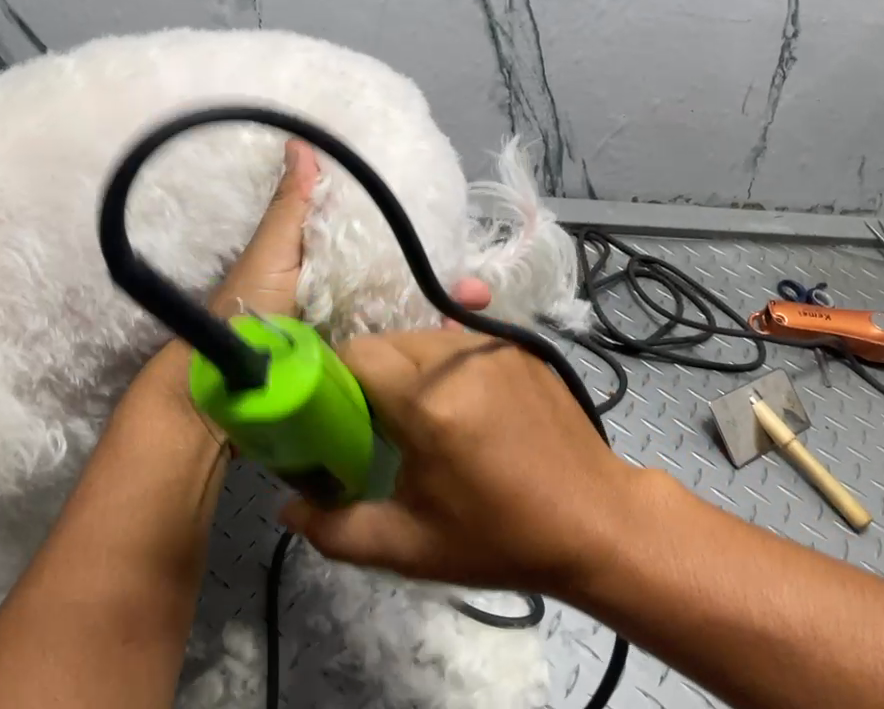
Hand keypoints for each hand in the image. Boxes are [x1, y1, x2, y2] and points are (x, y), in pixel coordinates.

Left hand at [137, 141, 492, 405]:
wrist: (227, 388)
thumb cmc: (246, 313)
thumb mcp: (271, 254)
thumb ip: (290, 208)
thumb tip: (301, 143)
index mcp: (325, 264)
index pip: (378, 244)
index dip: (415, 240)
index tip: (454, 237)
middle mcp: (344, 298)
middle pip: (402, 285)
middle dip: (443, 285)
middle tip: (478, 292)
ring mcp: (352, 338)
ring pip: (406, 320)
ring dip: (441, 319)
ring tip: (474, 319)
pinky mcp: (355, 372)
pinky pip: (394, 356)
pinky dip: (422, 352)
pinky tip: (453, 350)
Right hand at [278, 329, 647, 597]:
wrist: (598, 521)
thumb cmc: (501, 538)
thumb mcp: (411, 547)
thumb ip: (336, 529)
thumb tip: (285, 506)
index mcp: (429, 402)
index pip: (353, 355)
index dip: (332, 383)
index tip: (333, 420)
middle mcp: (459, 357)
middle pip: (384, 342)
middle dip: (366, 378)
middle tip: (372, 427)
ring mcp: (494, 345)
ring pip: (420, 336)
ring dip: (404, 369)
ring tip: (415, 418)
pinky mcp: (519, 345)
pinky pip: (458, 339)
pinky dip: (442, 364)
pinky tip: (455, 405)